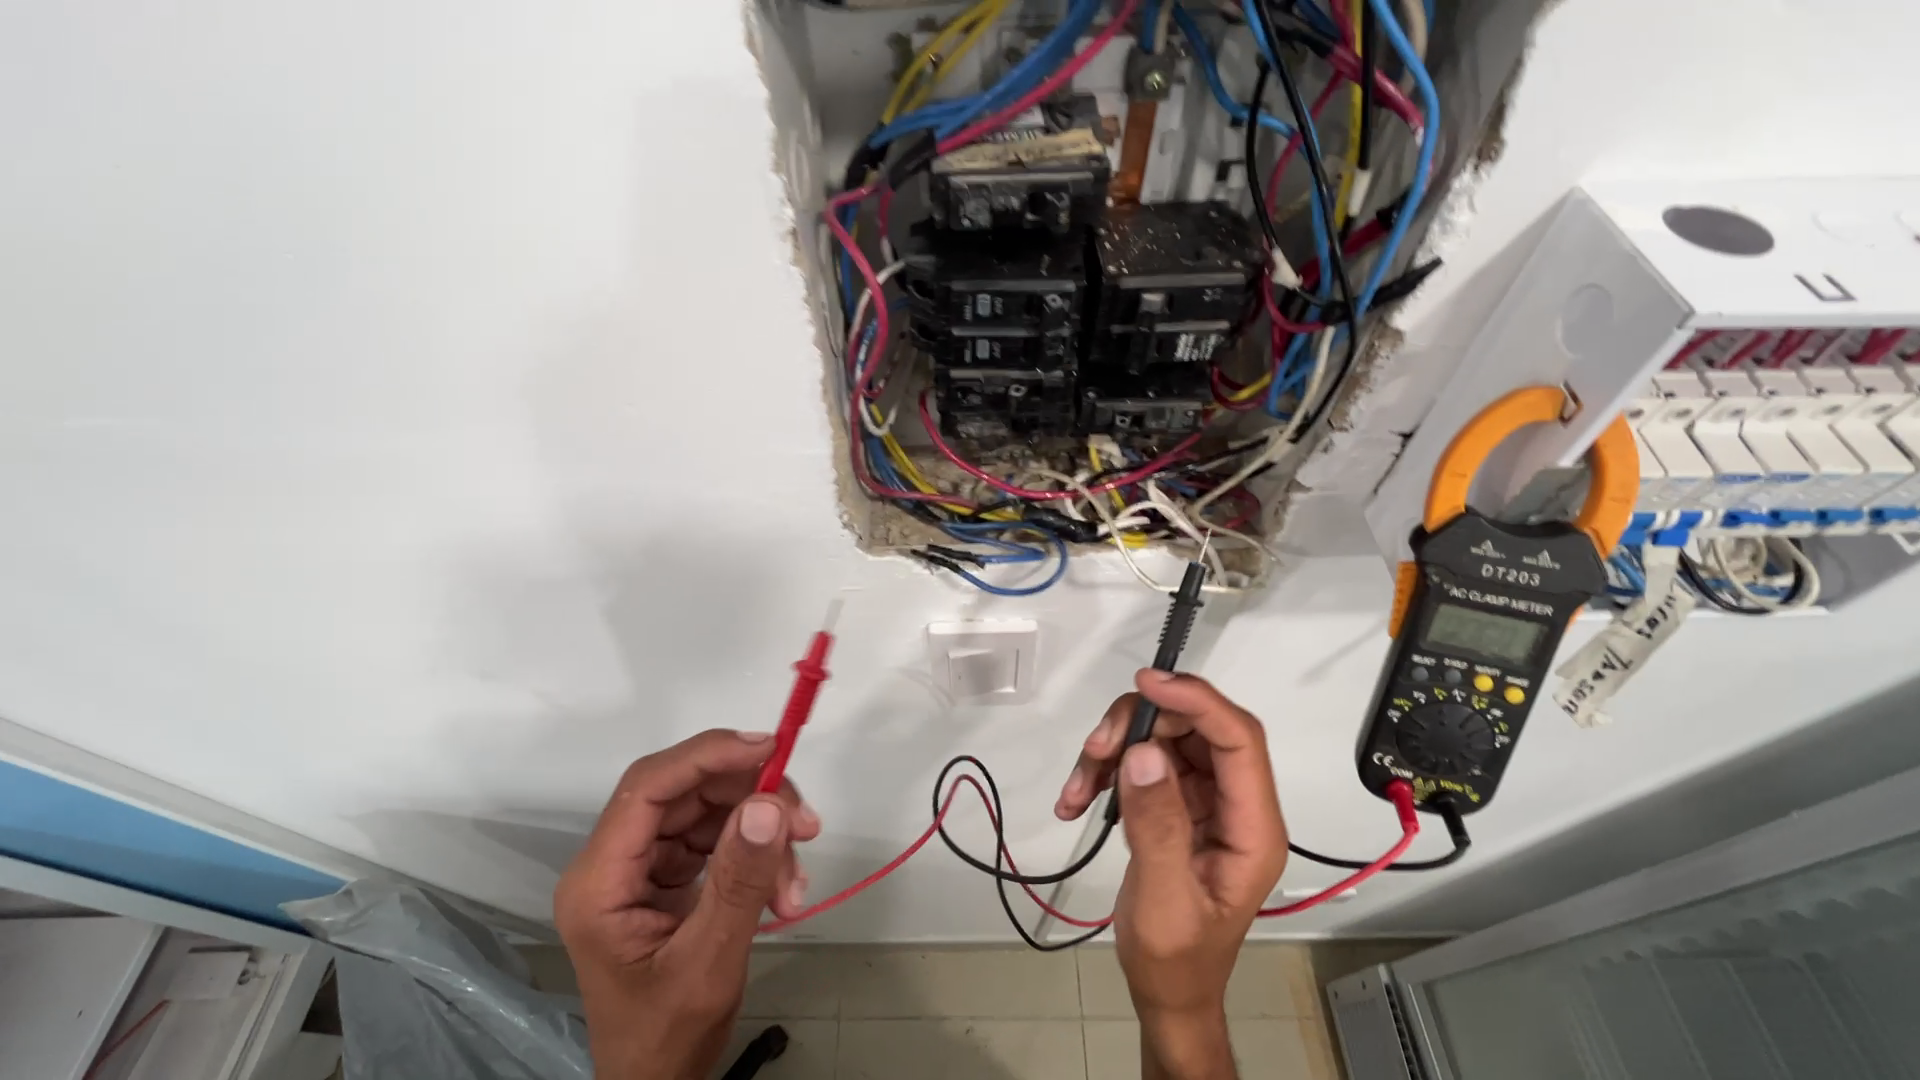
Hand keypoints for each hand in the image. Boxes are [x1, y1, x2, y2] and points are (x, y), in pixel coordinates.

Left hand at [555, 729, 820, 1079]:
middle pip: (687, 792)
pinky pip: (718, 840)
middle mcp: (616, 862)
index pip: (650, 787)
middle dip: (751, 799)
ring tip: (797, 883)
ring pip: (709, 812)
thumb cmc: (667, 1035)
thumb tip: (768, 805)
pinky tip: (785, 890)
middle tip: (806, 823)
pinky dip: (758, 856)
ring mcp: (643, 868)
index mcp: (601, 879)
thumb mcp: (709, 963)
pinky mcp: (669, 878)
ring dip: (763, 833)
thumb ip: (738, 882)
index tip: (769, 750)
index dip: (707, 756)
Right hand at [1055, 671, 1287, 1076]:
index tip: (1148, 684)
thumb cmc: (1175, 960)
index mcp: (1252, 827)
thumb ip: (1158, 827)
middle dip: (1141, 725)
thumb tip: (1144, 752)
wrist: (1167, 991)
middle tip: (1094, 749)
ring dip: (1115, 749)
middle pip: (1196, 729)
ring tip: (1079, 785)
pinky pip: (1141, 763)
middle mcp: (1234, 803)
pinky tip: (1076, 798)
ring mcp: (1204, 801)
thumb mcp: (1164, 902)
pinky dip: (1105, 771)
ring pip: (1162, 739)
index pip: (1238, 740)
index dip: (1198, 702)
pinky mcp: (1175, 804)